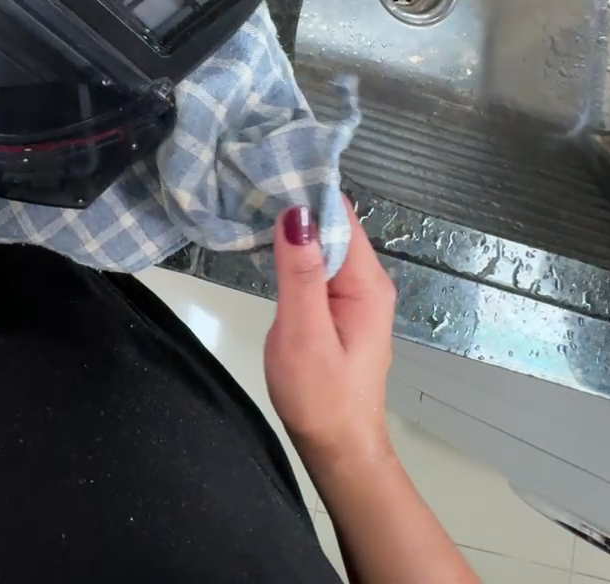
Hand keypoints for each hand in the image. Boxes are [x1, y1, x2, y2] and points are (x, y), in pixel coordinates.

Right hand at [265, 197, 398, 470]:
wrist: (336, 445)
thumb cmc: (320, 394)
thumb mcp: (304, 332)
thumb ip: (299, 273)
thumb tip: (295, 213)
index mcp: (364, 282)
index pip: (338, 214)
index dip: (304, 187)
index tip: (264, 165)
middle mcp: (365, 279)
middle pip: (330, 221)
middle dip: (292, 198)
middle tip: (244, 176)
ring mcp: (352, 290)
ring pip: (321, 239)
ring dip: (289, 220)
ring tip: (246, 195)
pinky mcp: (336, 301)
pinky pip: (315, 259)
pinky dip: (290, 243)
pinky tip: (263, 233)